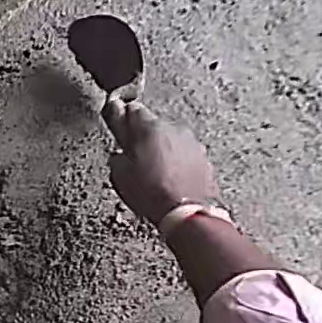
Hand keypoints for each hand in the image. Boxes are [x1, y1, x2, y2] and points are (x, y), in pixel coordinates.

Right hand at [101, 98, 217, 223]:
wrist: (187, 212)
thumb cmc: (152, 192)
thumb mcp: (120, 174)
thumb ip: (117, 156)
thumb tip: (119, 153)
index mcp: (150, 128)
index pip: (133, 110)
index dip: (123, 118)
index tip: (118, 126)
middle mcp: (174, 130)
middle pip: (154, 126)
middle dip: (144, 138)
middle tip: (134, 158)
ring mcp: (192, 144)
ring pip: (171, 140)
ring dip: (162, 151)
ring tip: (154, 174)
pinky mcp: (204, 159)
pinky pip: (185, 155)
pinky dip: (177, 163)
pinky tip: (169, 180)